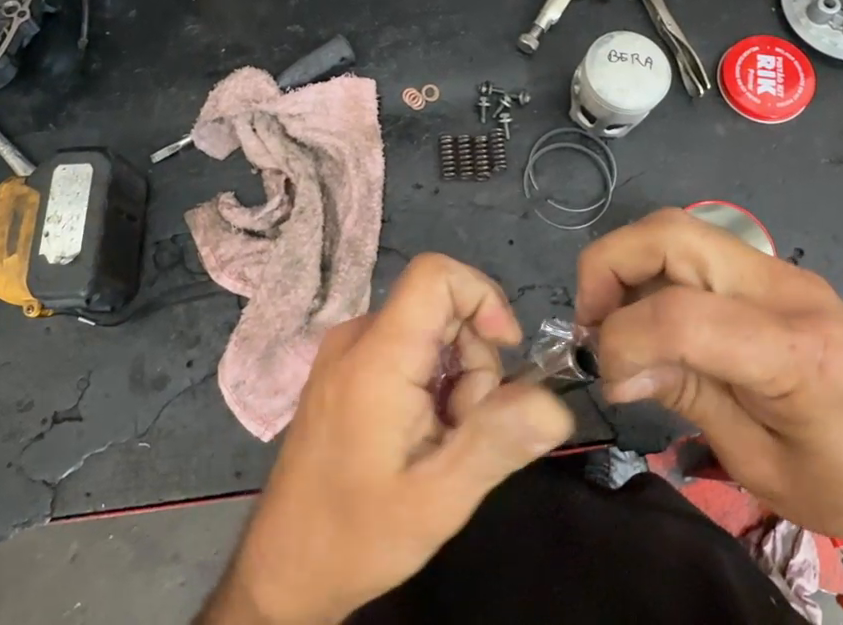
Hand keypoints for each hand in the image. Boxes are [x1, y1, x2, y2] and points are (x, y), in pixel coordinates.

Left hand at [202, 254, 574, 624]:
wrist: (286, 566)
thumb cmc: (358, 534)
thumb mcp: (438, 499)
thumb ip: (495, 442)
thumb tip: (556, 404)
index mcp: (377, 356)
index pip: (435, 275)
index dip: (483, 298)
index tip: (506, 353)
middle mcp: (356, 339)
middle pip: (441, 309)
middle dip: (474, 362)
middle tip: (463, 430)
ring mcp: (346, 355)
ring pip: (428, 333)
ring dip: (455, 381)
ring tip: (440, 444)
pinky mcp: (345, 373)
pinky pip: (406, 353)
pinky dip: (430, 387)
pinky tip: (420, 439)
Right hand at [578, 208, 842, 542]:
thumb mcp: (756, 462)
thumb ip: (686, 396)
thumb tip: (612, 365)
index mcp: (796, 351)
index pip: (681, 315)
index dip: (622, 340)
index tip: (608, 380)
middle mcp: (786, 290)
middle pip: (670, 234)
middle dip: (607, 269)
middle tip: (591, 326)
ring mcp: (779, 272)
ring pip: (676, 229)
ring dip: (625, 266)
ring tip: (614, 324)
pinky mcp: (770, 273)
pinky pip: (693, 249)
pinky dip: (651, 272)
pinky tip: (648, 320)